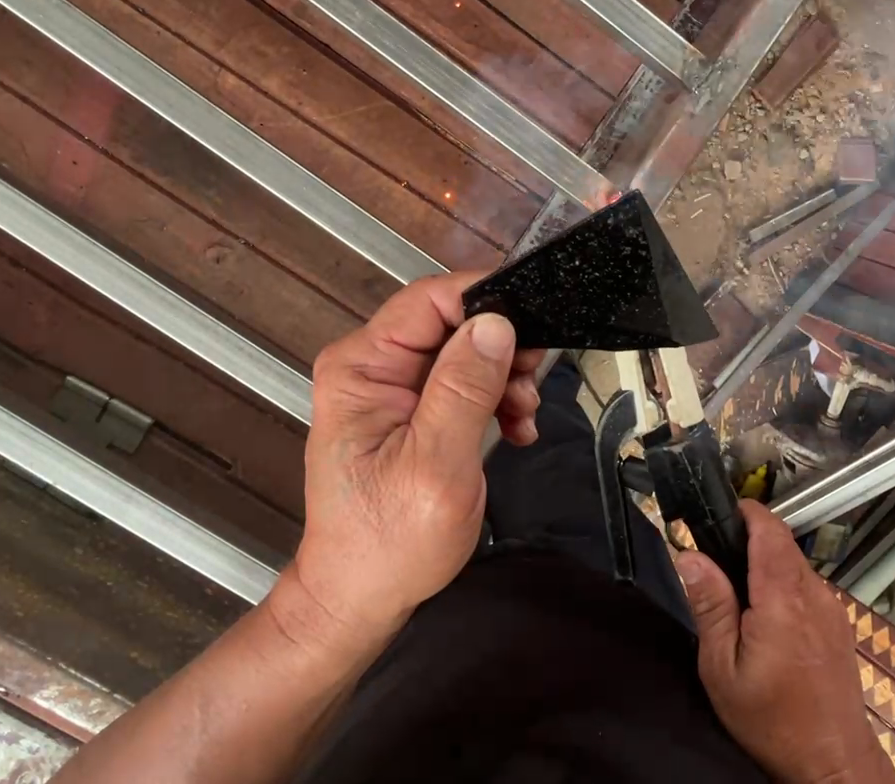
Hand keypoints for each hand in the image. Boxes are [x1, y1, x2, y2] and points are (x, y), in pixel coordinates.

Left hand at [291, 273, 545, 643]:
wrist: (362, 595)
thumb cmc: (388, 542)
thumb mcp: (435, 465)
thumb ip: (464, 390)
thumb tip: (495, 324)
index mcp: (362, 368)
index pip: (429, 300)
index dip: (485, 301)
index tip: (532, 323)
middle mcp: (372, 367)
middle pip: (450, 322)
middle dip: (500, 347)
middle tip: (529, 383)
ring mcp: (391, 387)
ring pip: (465, 350)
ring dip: (503, 377)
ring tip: (522, 415)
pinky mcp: (412, 408)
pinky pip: (464, 380)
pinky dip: (496, 398)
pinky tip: (513, 426)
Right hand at [677, 501, 894, 783]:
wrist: (833, 765)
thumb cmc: (771, 720)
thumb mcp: (722, 668)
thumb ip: (710, 606)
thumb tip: (689, 555)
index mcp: (782, 597)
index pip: (769, 528)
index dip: (745, 512)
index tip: (717, 515)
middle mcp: (814, 593)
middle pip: (781, 543)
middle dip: (749, 541)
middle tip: (715, 564)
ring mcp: (832, 608)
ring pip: (795, 565)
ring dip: (767, 567)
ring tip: (738, 601)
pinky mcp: (840, 625)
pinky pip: (807, 588)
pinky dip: (784, 589)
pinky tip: (768, 623)